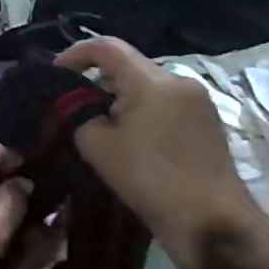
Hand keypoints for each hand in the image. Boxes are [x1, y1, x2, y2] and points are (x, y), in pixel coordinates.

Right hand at [55, 36, 265, 268]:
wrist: (212, 222)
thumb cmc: (149, 180)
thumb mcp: (97, 146)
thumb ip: (77, 112)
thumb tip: (71, 98)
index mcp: (150, 81)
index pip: (107, 46)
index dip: (76, 53)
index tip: (57, 73)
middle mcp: (178, 79)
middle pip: (128, 64)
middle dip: (98, 79)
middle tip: (76, 105)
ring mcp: (198, 99)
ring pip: (147, 83)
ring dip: (120, 95)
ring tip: (103, 124)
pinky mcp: (208, 118)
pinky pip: (165, 100)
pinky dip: (143, 107)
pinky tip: (134, 137)